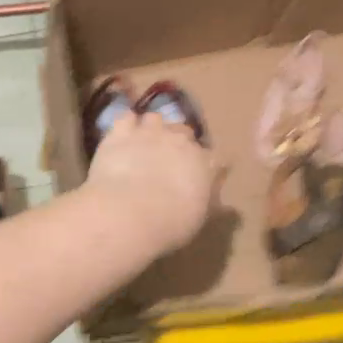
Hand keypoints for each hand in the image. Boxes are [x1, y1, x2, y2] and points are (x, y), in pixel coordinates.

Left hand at [82, 111, 225, 254]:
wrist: (128, 212)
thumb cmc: (169, 223)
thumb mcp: (197, 219)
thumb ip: (208, 204)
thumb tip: (221, 204)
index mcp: (205, 163)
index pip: (217, 158)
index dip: (210, 165)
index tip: (203, 175)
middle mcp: (181, 141)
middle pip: (184, 133)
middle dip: (178, 143)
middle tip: (167, 159)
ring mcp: (150, 133)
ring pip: (155, 119)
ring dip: (152, 129)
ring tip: (142, 144)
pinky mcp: (121, 133)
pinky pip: (126, 119)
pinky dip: (125, 126)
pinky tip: (121, 136)